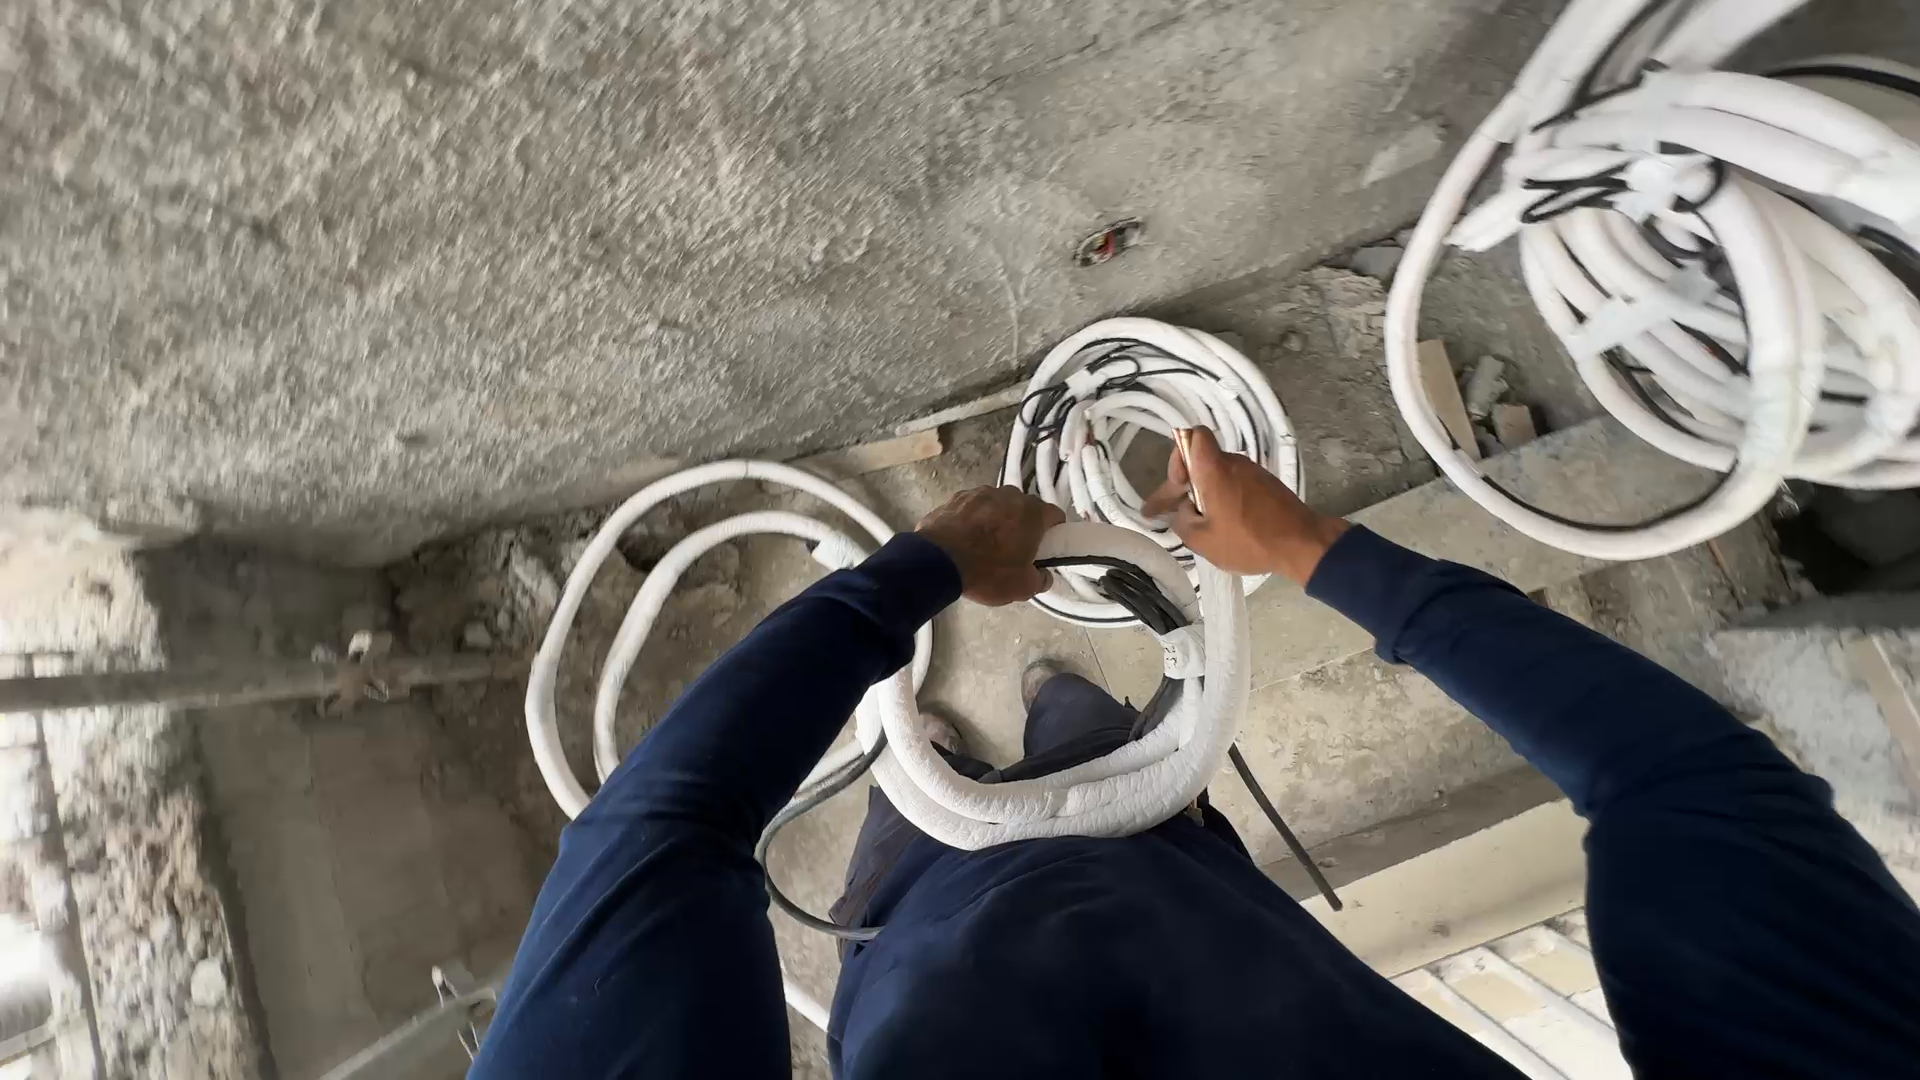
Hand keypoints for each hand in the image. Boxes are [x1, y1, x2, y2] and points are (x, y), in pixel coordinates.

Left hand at [916, 486, 1065, 605]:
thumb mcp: (1022, 587)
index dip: (1054, 531)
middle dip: (1023, 525)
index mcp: (1032, 512)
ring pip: (997, 505)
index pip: (1055, 515)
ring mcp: (979, 493)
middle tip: (1016, 550)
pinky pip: (972, 508)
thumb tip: (1044, 576)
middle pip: (1024, 508)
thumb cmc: (987, 572)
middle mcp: (1008, 495)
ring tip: (986, 545)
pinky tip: (964, 540)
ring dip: (997, 520)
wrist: (938, 562)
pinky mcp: (956, 498)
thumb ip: (1040, 579)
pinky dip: (973, 520)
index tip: (1046, 546)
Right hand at [1141, 427, 1348, 584]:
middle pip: (1199, 461)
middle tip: (1165, 511)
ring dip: (1200, 492)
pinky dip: (1220, 497)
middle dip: (1180, 485)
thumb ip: (1181, 521)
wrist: (1303, 544)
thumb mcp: (1202, 540)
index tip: (1177, 484)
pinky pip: (1233, 483)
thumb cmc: (1248, 540)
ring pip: (1216, 474)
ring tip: (1193, 520)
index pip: (1192, 437)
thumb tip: (1181, 511)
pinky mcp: (1265, 484)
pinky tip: (1218, 520)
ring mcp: (1252, 472)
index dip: (1177, 456)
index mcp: (1214, 470)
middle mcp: (1233, 463)